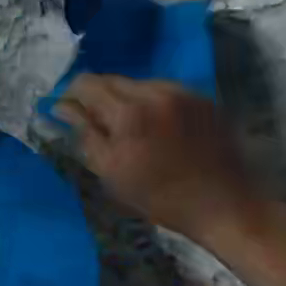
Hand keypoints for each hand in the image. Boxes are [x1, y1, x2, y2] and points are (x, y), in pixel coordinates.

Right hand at [55, 74, 258, 243]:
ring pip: (139, 84)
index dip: (71, 95)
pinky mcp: (202, 98)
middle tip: (99, 126)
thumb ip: (84, 133)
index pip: (87, 83)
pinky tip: (159, 130)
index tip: (68, 112)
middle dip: (99, 98)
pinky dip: (152, 104)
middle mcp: (155, 91)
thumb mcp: (111, 172)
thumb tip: (60, 108)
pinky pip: (164, 91)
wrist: (224, 205)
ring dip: (127, 100)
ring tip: (132, 131)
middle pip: (113, 79)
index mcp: (129, 112)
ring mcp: (182, 92)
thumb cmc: (159, 197)